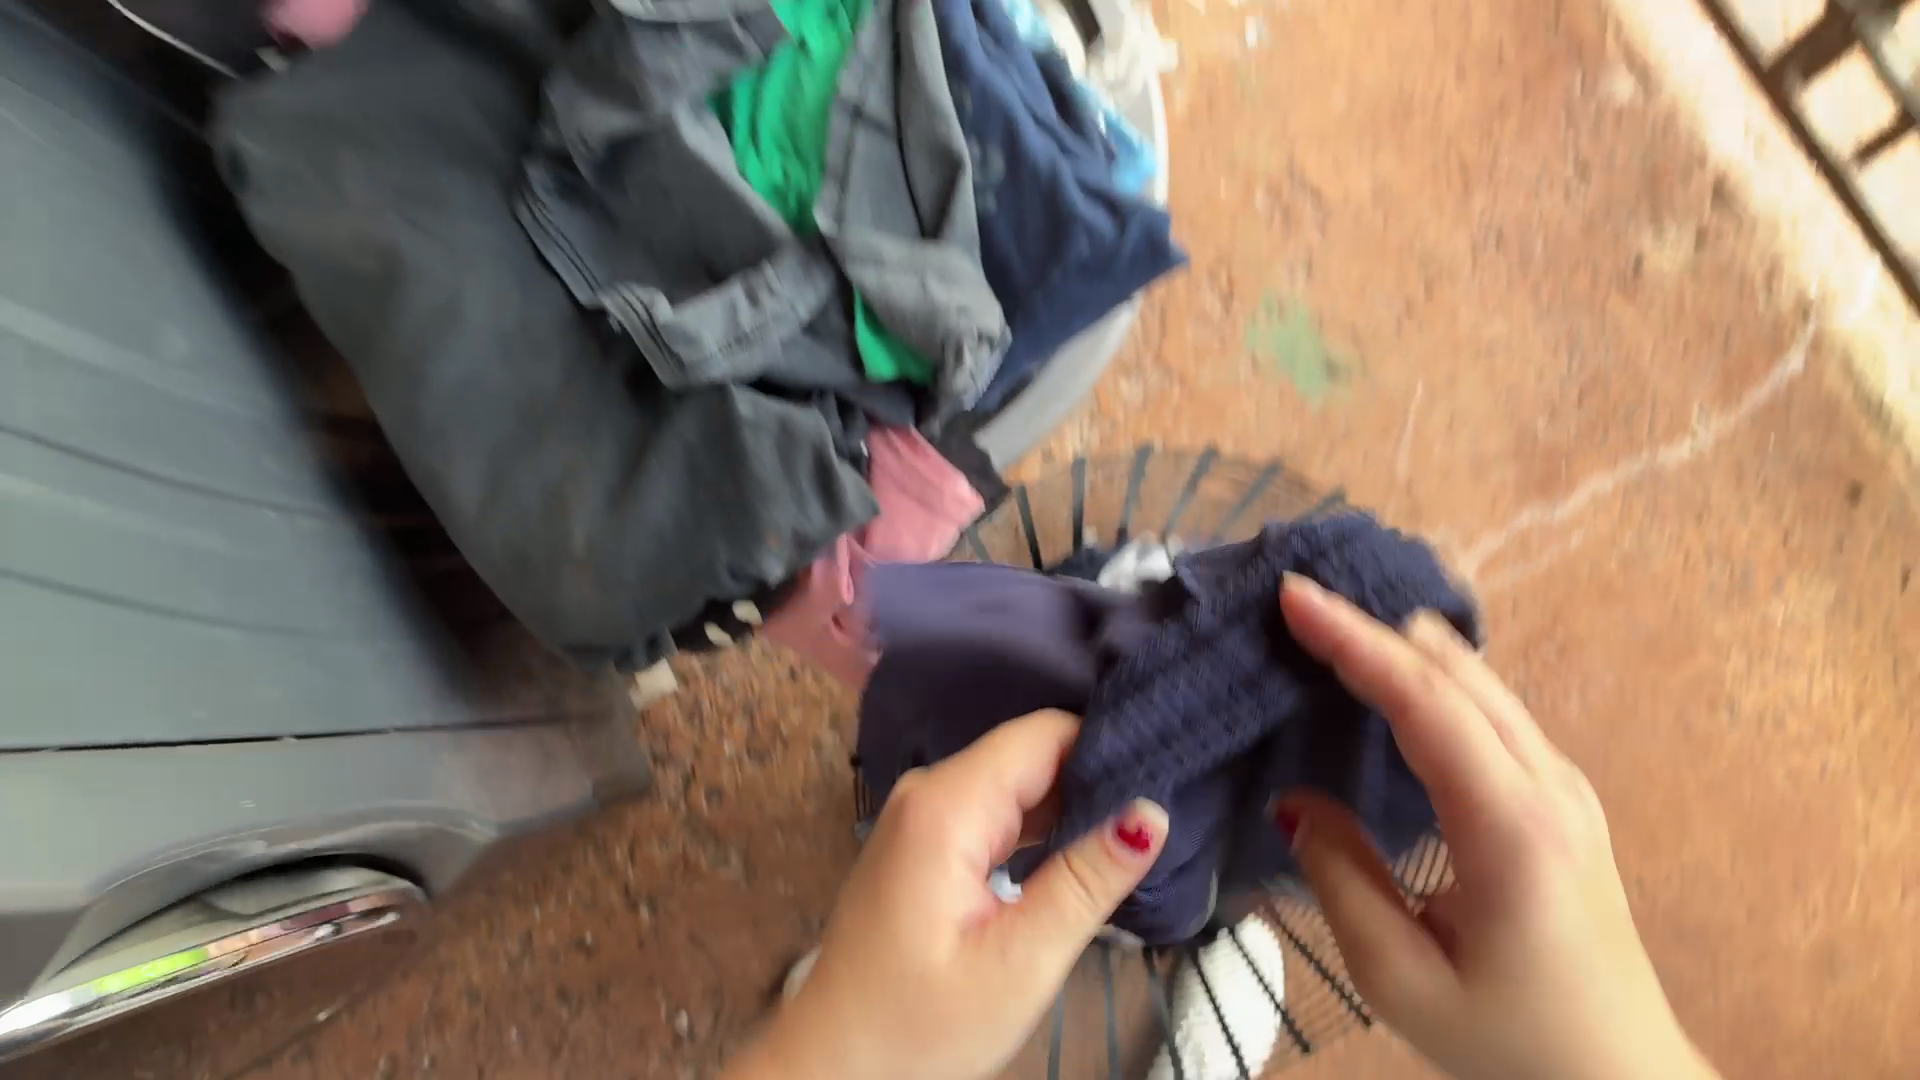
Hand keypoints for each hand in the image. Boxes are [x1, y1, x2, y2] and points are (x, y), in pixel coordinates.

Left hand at [723, 709, 1168, 1079]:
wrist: (834, 1066)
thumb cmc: (923, 1026)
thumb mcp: (1020, 963)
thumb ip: (1086, 880)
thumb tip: (1150, 811)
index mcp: (947, 803)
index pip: (1042, 734)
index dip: (1103, 745)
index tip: (1161, 771)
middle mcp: (929, 788)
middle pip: (1027, 754)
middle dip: (1089, 778)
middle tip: (1155, 816)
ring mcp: (920, 809)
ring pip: (1012, 780)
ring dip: (1065, 805)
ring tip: (1127, 834)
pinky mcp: (922, 835)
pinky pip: (990, 807)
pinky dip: (1034, 825)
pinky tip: (1073, 851)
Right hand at [1275, 574, 1717, 1079]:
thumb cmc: (1508, 1041)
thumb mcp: (1398, 977)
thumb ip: (1339, 874)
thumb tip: (1293, 797)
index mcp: (1511, 827)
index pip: (1426, 702)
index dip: (1354, 641)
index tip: (1294, 597)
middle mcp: (1548, 787)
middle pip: (1454, 673)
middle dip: (1370, 625)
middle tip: (1299, 599)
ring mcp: (1563, 787)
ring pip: (1476, 680)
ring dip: (1400, 642)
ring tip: (1332, 620)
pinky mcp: (1558, 795)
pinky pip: (1486, 705)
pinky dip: (1428, 670)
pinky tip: (1392, 668)